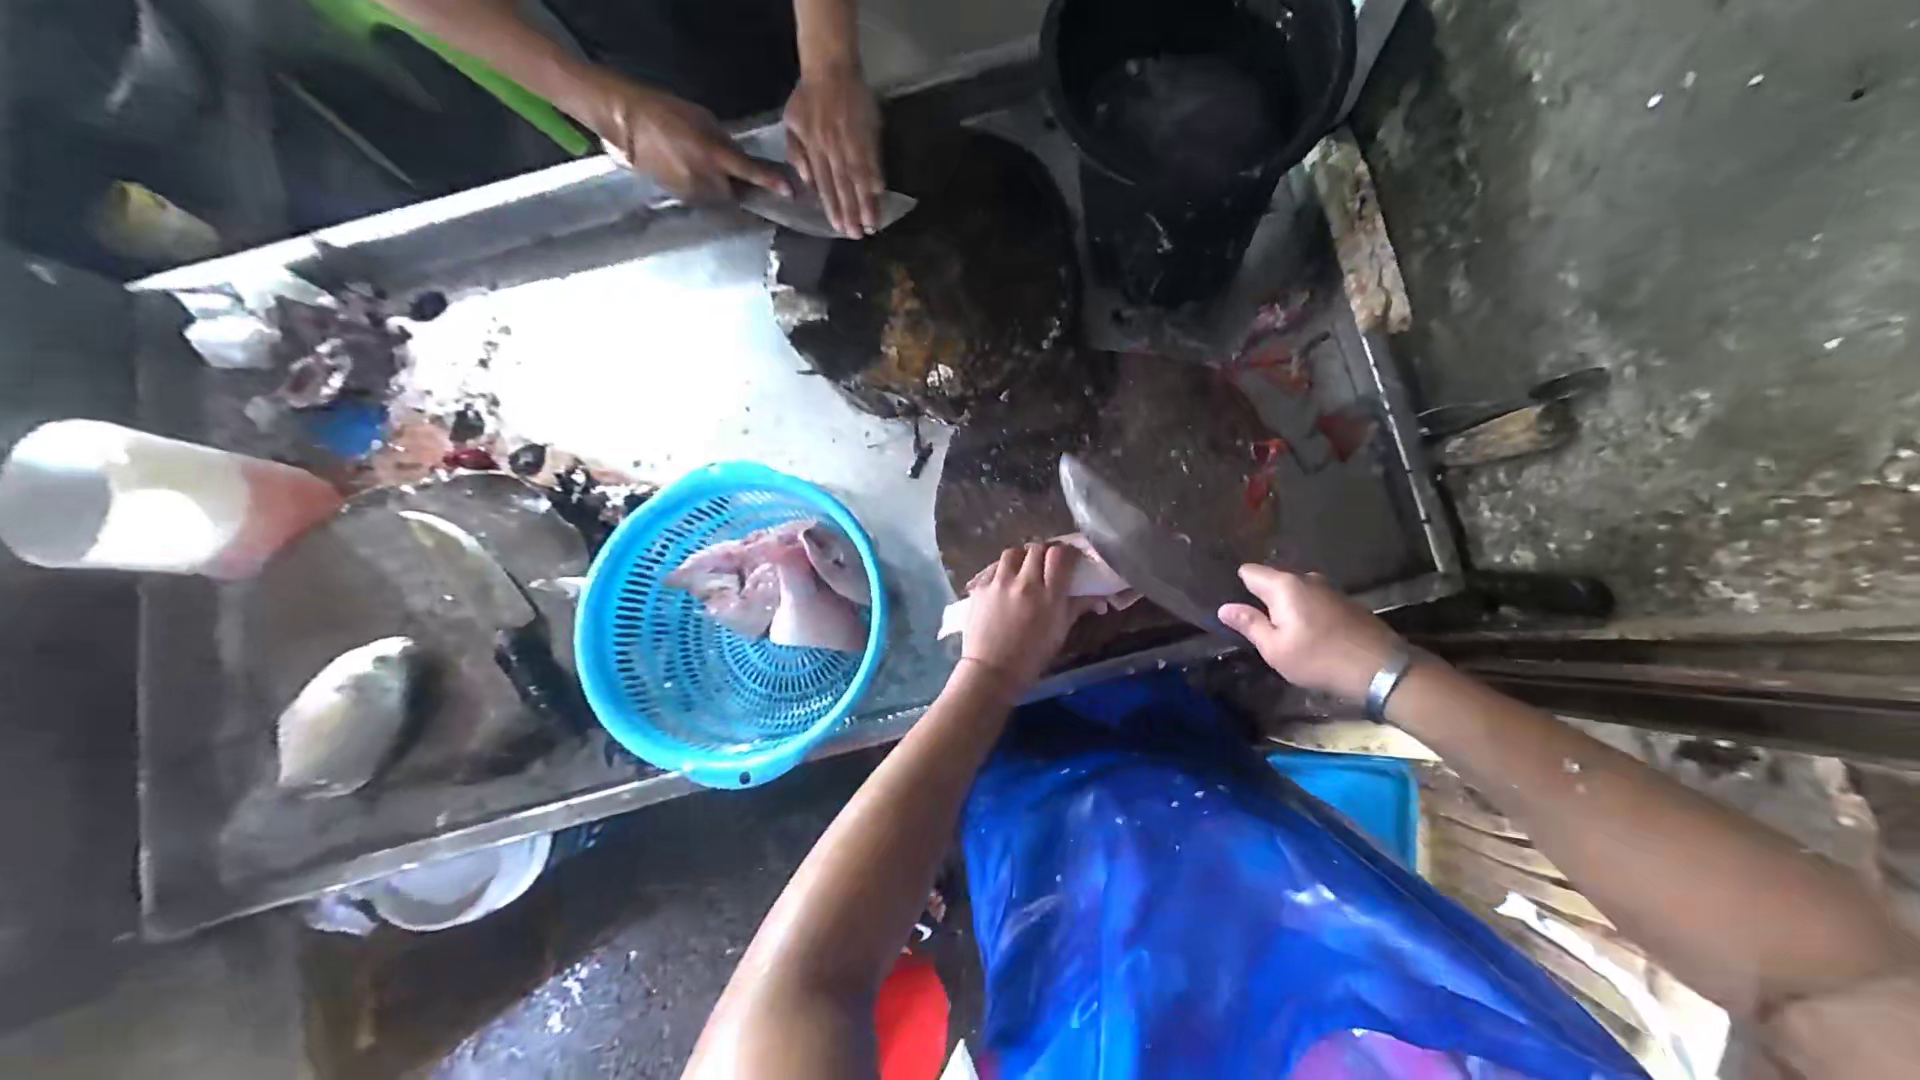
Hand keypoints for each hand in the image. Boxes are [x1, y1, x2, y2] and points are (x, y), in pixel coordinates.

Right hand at [586, 73, 790, 202]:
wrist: (626, 122)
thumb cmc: (667, 112)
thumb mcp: (703, 120)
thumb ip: (726, 144)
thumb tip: (742, 161)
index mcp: (714, 154)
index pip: (749, 171)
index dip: (770, 182)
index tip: (790, 192)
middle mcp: (707, 179)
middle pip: (738, 194)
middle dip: (739, 187)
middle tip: (731, 172)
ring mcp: (694, 193)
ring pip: (721, 200)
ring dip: (721, 190)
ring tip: (702, 168)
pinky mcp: (682, 199)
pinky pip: (704, 200)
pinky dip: (704, 190)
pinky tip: (690, 173)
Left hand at [783, 67, 882, 236]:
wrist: (830, 66)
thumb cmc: (808, 97)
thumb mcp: (791, 123)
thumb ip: (797, 154)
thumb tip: (808, 182)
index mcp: (813, 148)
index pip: (824, 185)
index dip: (833, 208)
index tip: (840, 228)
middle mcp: (832, 148)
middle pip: (843, 186)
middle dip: (851, 212)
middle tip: (859, 234)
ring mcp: (851, 140)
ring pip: (858, 177)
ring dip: (866, 202)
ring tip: (873, 223)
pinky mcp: (867, 132)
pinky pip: (872, 158)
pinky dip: (876, 176)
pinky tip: (880, 193)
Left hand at [960, 542, 1096, 692]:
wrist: (992, 670)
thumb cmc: (1032, 656)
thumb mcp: (1060, 632)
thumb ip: (1077, 607)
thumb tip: (1100, 598)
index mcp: (1049, 595)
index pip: (1059, 555)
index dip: (1065, 552)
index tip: (1067, 558)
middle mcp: (1024, 583)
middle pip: (1037, 548)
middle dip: (1043, 553)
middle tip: (1044, 563)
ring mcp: (999, 583)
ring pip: (1013, 553)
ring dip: (1021, 557)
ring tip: (1022, 569)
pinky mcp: (980, 587)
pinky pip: (993, 568)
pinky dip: (1001, 571)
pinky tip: (1003, 583)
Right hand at [1218, 565, 1402, 701]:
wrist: (1382, 669)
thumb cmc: (1320, 658)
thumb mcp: (1275, 648)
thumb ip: (1249, 624)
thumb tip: (1225, 608)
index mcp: (1284, 585)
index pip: (1249, 572)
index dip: (1237, 586)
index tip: (1233, 606)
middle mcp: (1307, 578)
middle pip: (1273, 580)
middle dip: (1261, 597)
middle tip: (1254, 624)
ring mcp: (1329, 588)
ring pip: (1295, 591)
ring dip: (1285, 606)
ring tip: (1280, 630)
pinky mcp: (1346, 602)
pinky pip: (1314, 599)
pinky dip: (1306, 611)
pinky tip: (1308, 633)